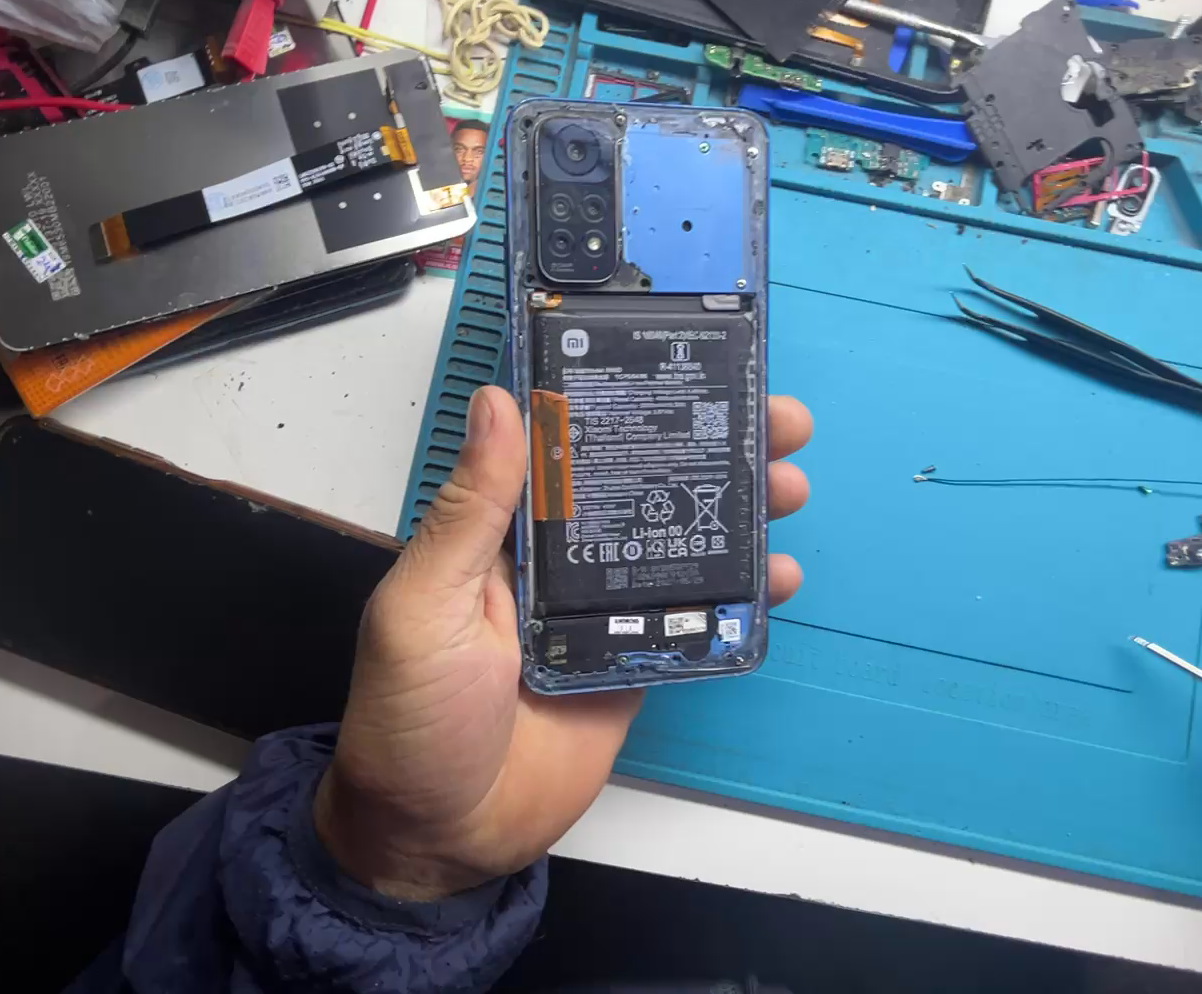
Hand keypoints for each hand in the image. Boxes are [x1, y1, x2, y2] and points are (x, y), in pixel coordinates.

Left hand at [315, 386, 813, 899]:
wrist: (444, 836)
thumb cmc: (414, 718)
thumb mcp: (425, 605)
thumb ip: (469, 512)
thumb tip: (499, 402)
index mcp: (507, 527)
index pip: (574, 442)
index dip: (629, 401)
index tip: (687, 366)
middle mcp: (561, 553)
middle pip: (644, 481)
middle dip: (709, 446)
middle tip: (773, 422)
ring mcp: (604, 604)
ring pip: (678, 537)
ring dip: (737, 507)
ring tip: (787, 485)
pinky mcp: (636, 654)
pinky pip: (694, 613)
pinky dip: (740, 593)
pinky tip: (776, 575)